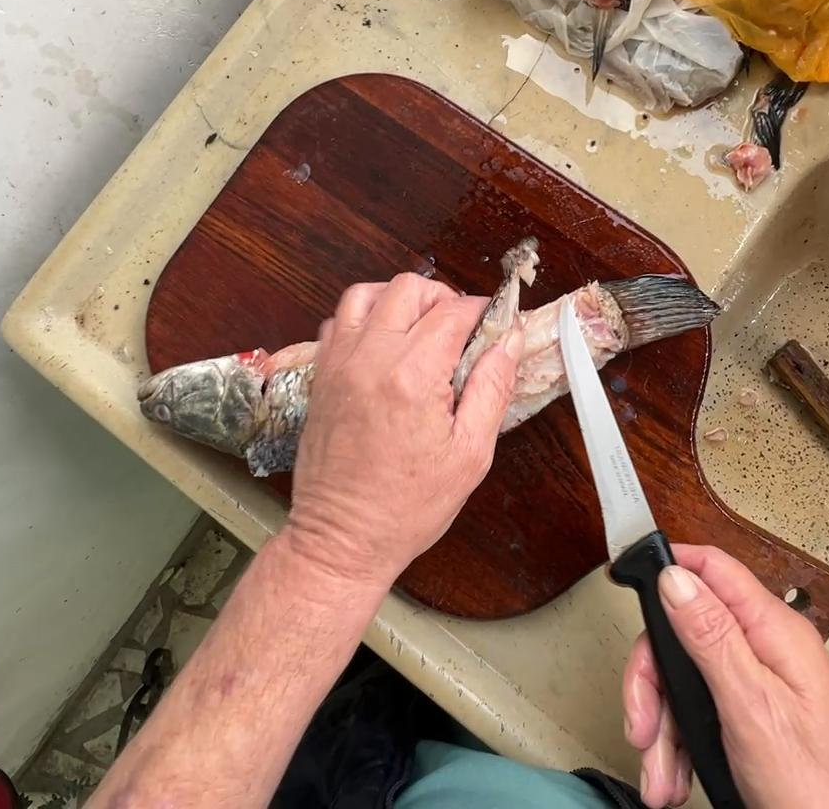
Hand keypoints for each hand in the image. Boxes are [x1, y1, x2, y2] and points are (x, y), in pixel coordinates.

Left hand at [285, 273, 523, 589]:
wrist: (340, 540)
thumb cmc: (406, 507)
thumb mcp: (470, 454)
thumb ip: (492, 388)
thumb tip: (509, 341)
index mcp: (412, 376)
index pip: (453, 311)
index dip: (481, 311)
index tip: (493, 324)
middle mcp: (370, 358)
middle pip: (409, 288)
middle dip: (443, 299)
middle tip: (459, 332)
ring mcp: (338, 364)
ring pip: (367, 293)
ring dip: (400, 301)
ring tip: (420, 330)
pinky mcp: (320, 376)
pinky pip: (338, 321)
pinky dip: (365, 319)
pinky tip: (384, 345)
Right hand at [622, 545, 828, 808]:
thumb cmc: (821, 790)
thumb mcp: (753, 707)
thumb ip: (712, 636)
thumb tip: (676, 578)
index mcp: (773, 631)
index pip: (712, 568)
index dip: (669, 567)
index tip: (629, 578)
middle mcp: (767, 647)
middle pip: (685, 627)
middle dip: (654, 677)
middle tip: (643, 721)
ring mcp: (760, 679)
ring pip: (685, 674)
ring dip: (662, 722)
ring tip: (660, 769)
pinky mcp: (752, 711)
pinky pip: (698, 707)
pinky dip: (677, 741)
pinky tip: (674, 773)